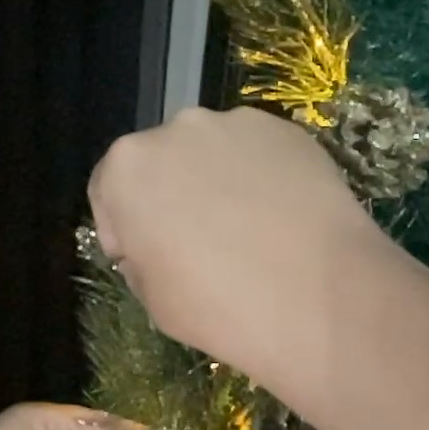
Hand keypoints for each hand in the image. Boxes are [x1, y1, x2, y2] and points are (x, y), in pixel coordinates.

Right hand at [88, 106, 403, 381]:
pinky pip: (258, 155)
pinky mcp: (290, 130)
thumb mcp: (151, 298)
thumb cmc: (217, 306)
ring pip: (211, 154)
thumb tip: (158, 242)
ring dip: (216, 183)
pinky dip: (261, 179)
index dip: (123, 229)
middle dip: (170, 196)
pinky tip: (281, 219)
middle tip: (198, 244)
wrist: (321, 299)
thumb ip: (140, 255)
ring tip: (248, 231)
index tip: (148, 259)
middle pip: (160, 163)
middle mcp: (175, 129)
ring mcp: (237, 124)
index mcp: (126, 168)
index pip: (106, 191)